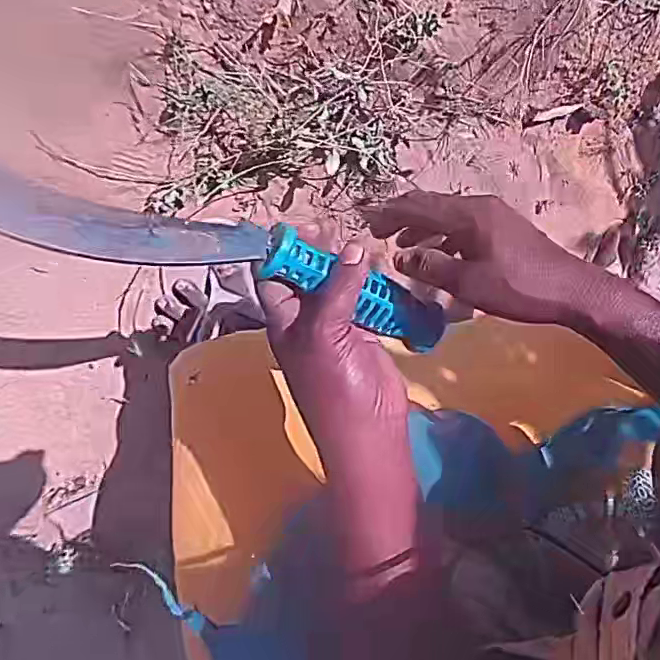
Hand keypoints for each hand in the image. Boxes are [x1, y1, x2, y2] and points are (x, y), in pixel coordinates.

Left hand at [257, 238, 416, 571]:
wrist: (370, 431)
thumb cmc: (335, 388)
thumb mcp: (325, 333)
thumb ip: (338, 288)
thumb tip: (353, 248)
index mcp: (285, 319)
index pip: (275, 275)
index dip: (286, 250)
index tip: (305, 228)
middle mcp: (307, 319)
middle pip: (311, 275)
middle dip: (324, 253)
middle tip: (340, 233)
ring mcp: (337, 326)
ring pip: (341, 284)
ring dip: (353, 266)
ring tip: (365, 250)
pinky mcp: (365, 333)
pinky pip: (367, 300)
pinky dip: (376, 286)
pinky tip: (383, 273)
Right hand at [366, 191, 615, 328]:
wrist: (571, 289)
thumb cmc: (519, 287)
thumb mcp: (469, 283)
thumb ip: (431, 266)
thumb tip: (401, 257)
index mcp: (468, 215)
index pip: (418, 206)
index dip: (389, 214)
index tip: (366, 222)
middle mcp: (478, 206)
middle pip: (430, 204)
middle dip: (402, 216)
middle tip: (379, 231)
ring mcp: (493, 214)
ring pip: (446, 214)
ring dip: (421, 226)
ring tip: (403, 245)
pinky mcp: (502, 226)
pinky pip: (461, 223)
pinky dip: (442, 233)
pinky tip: (437, 251)